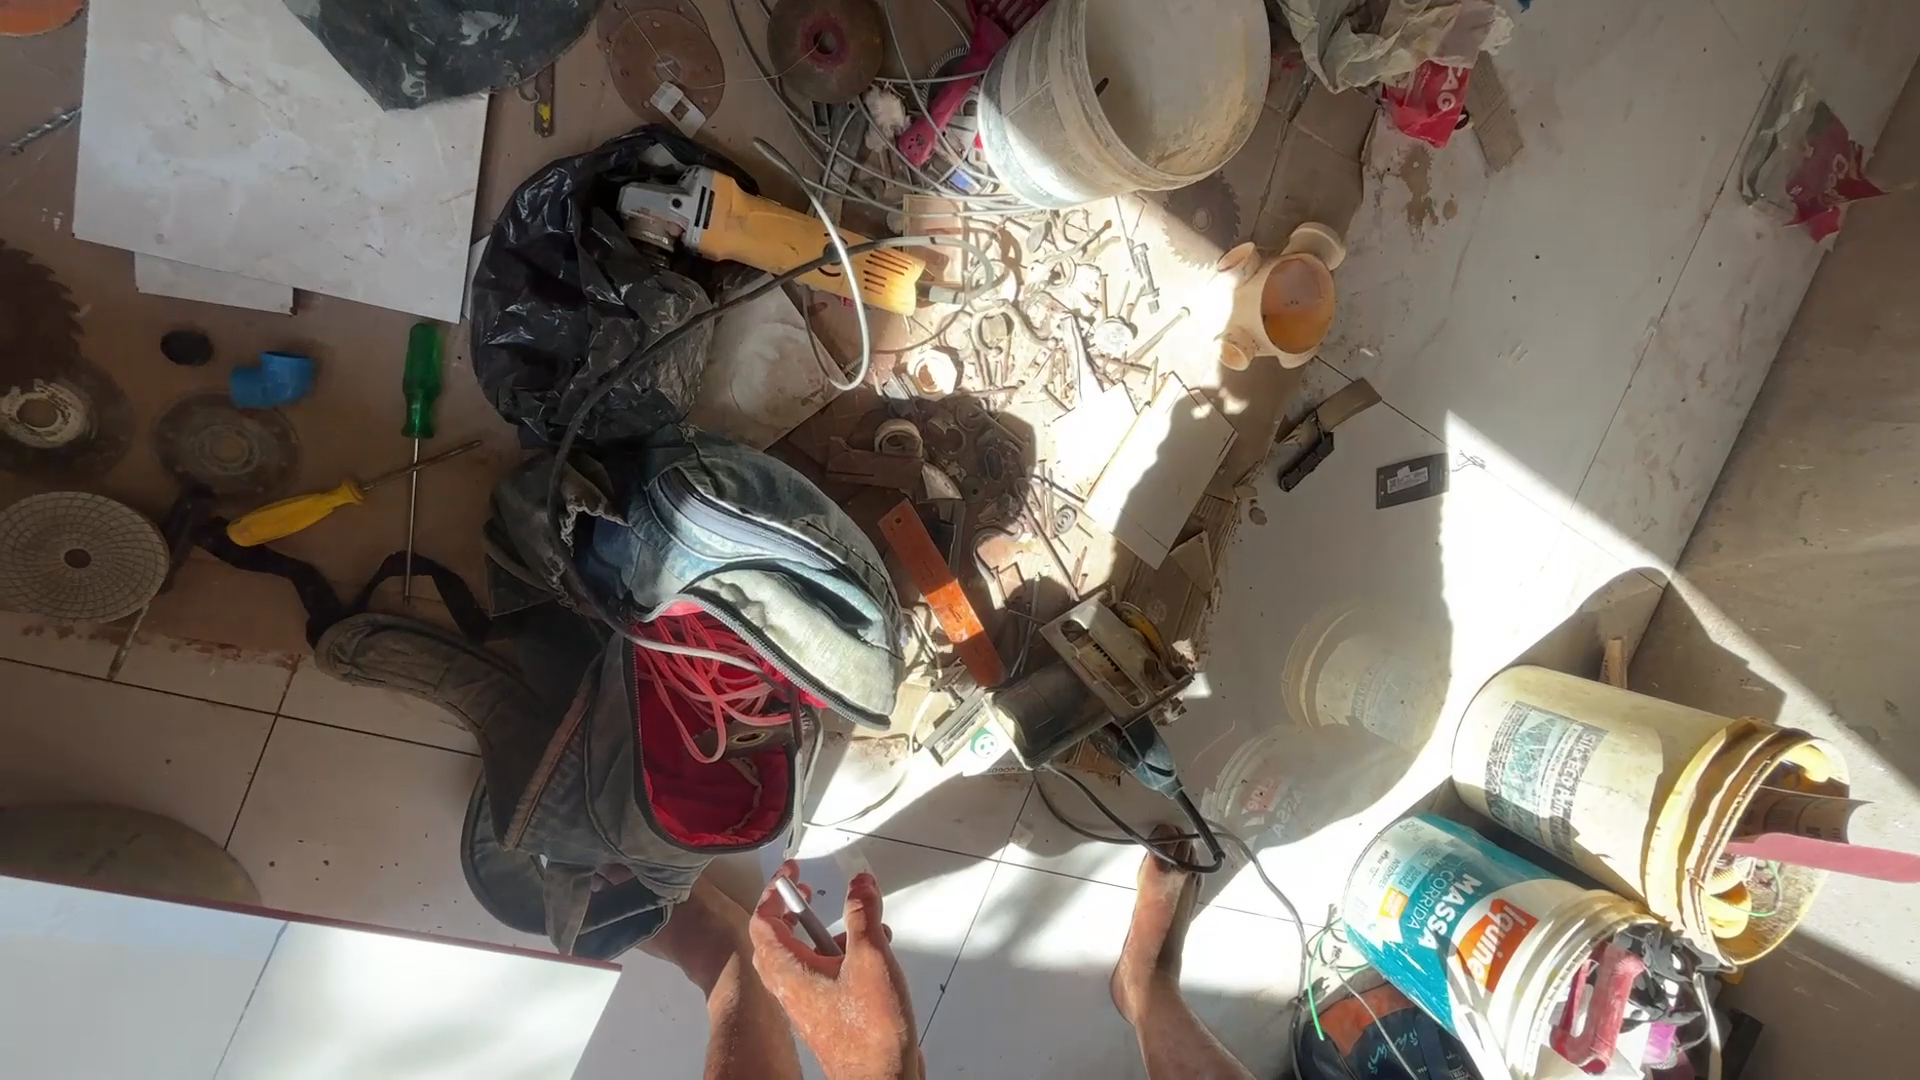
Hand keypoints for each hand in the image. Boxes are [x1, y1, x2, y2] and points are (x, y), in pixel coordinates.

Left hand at [750, 861, 921, 1079]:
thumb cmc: (870, 1029)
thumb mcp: (870, 956)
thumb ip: (863, 913)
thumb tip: (859, 883)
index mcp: (791, 971)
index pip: (763, 922)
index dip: (775, 891)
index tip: (792, 871)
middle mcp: (792, 987)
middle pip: (776, 939)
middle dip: (792, 909)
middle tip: (808, 890)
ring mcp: (809, 1003)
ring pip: (804, 956)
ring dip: (826, 930)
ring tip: (859, 921)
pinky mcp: (828, 1014)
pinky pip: (824, 972)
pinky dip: (842, 953)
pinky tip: (874, 952)